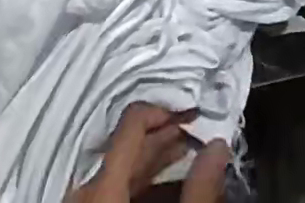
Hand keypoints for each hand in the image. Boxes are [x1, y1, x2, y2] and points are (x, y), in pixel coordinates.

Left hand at [68, 103, 229, 202]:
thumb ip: (199, 188)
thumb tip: (220, 143)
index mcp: (101, 182)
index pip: (132, 121)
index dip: (164, 110)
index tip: (193, 110)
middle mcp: (85, 185)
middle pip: (127, 143)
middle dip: (165, 131)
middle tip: (197, 125)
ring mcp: (83, 199)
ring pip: (121, 164)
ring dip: (156, 153)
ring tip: (189, 146)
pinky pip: (114, 184)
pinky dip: (142, 177)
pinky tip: (169, 179)